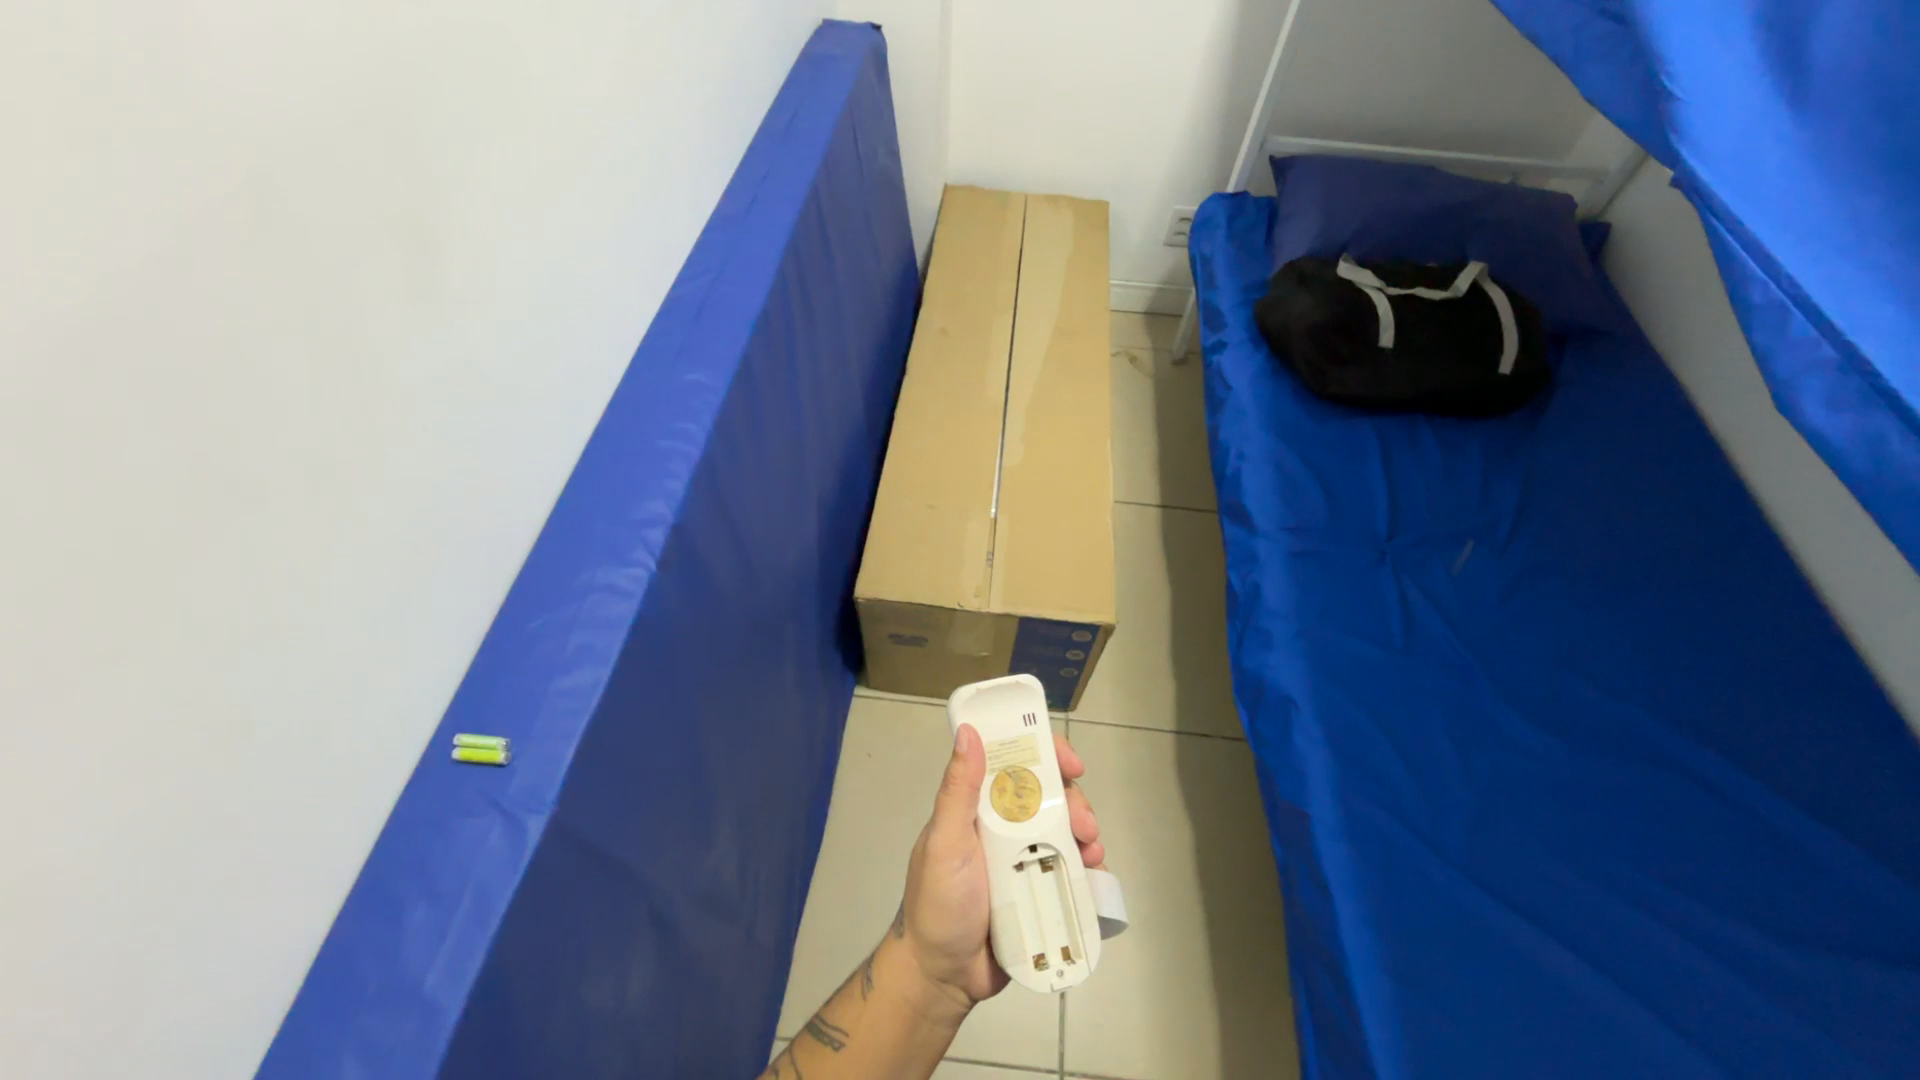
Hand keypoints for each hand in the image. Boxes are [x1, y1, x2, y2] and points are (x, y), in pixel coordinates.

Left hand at [897, 723, 1104, 1007]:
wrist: (944, 975)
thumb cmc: (938, 902)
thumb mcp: (944, 842)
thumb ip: (957, 790)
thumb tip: (968, 731)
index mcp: (978, 806)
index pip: (1013, 762)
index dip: (1044, 753)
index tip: (1070, 761)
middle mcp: (1003, 825)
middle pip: (1049, 794)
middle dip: (1074, 799)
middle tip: (1085, 822)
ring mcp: (1024, 857)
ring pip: (1065, 828)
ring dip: (1086, 830)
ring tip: (1092, 849)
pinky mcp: (1040, 889)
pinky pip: (1072, 867)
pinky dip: (1088, 863)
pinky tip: (1095, 870)